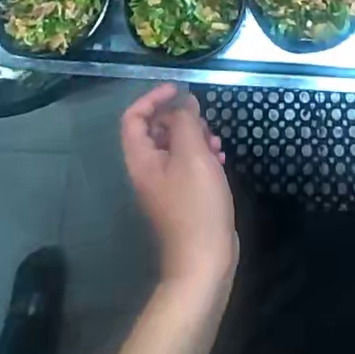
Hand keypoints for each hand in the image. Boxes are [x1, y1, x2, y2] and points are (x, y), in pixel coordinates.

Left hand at [121, 83, 236, 292]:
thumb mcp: (192, 154)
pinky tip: (220, 159)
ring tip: (216, 141)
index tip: (177, 89)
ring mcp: (165, 185)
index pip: (134, 117)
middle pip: (155, 129)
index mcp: (141, 159)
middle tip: (203, 120)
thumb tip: (183, 102)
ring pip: (174, 146)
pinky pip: (187, 165)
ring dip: (195, 136)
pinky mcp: (182, 197)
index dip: (152, 98)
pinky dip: (202, 155)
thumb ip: (185, 121)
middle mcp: (148, 169)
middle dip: (180, 118)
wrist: (205, 263)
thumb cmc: (196, 205)